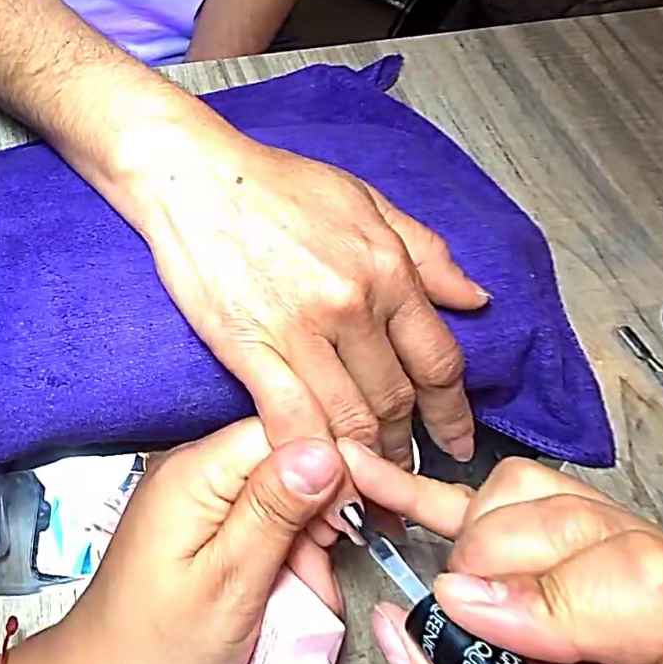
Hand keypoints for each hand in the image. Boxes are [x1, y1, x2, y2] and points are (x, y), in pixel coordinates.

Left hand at [0, 421, 346, 663]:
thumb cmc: (155, 642)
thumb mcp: (229, 582)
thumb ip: (274, 512)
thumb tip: (320, 450)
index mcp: (192, 471)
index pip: (275, 426)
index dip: (323, 464)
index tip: (347, 513)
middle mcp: (190, 467)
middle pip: (277, 458)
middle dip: (312, 515)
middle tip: (313, 573)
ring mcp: (192, 490)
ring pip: (274, 491)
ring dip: (299, 542)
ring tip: (293, 596)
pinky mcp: (198, 514)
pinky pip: (254, 514)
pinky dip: (278, 550)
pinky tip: (278, 589)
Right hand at [127, 122, 485, 505]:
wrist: (190, 177)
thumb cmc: (266, 182)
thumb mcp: (357, 196)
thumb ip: (421, 247)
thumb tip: (472, 297)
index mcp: (383, 267)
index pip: (436, 361)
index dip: (450, 410)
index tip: (453, 439)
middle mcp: (350, 304)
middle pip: (393, 398)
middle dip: (405, 444)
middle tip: (406, 472)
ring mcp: (297, 329)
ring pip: (348, 417)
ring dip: (363, 460)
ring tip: (368, 486)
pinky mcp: (245, 345)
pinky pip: (289, 415)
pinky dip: (309, 455)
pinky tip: (319, 477)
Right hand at [339, 442, 662, 663]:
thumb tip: (399, 632)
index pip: (656, 584)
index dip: (548, 591)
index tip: (469, 614)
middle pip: (578, 519)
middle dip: (492, 558)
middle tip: (453, 609)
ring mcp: (644, 554)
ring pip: (535, 489)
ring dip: (468, 528)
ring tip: (447, 581)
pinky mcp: (585, 539)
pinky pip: (505, 500)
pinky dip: (431, 491)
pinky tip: (374, 473)